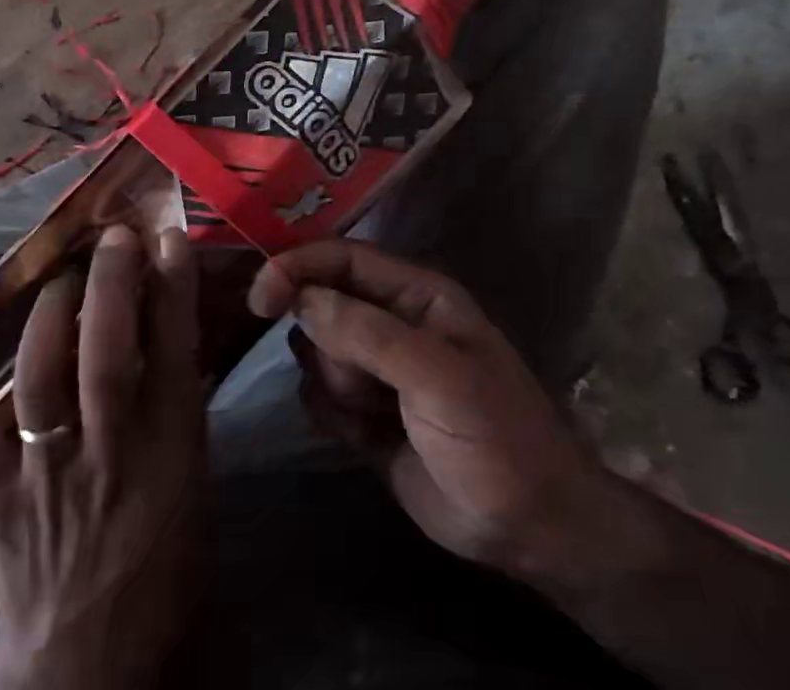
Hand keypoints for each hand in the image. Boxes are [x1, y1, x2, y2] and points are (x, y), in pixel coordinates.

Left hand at [0, 225, 204, 689]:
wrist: (86, 658)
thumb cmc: (154, 573)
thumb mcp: (189, 494)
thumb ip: (176, 419)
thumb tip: (164, 338)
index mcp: (167, 461)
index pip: (171, 361)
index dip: (170, 295)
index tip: (166, 240)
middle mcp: (108, 458)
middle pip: (106, 360)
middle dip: (110, 290)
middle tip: (113, 238)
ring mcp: (46, 478)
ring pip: (41, 385)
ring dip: (48, 324)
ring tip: (59, 282)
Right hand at [247, 240, 628, 586]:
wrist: (529, 532)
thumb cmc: (500, 441)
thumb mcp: (441, 379)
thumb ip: (369, 333)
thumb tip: (300, 299)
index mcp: (416, 296)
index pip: (340, 258)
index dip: (296, 267)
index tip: (259, 299)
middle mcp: (389, 322)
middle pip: (317, 304)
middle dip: (324, 346)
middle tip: (359, 387)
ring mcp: (372, 367)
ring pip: (311, 351)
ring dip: (329, 384)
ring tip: (372, 414)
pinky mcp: (358, 408)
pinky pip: (313, 392)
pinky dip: (329, 413)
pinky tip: (364, 436)